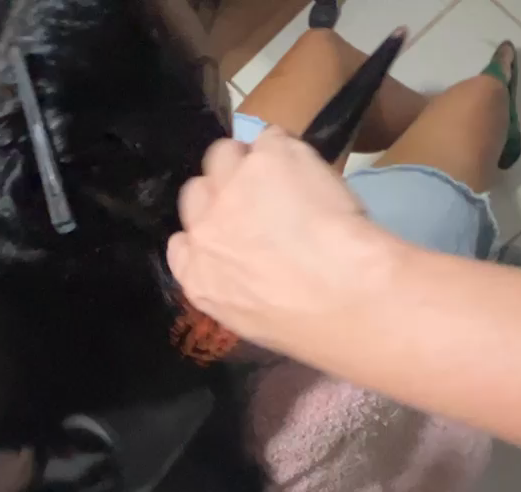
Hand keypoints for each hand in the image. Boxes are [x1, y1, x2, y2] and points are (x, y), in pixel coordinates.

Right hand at [166, 128, 401, 353]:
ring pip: (224, 154)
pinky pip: (271, 138)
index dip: (207, 230)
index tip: (231, 234)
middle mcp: (204, 230)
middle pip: (196, 191)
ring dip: (248, 162)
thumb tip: (244, 268)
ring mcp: (232, 187)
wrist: (339, 294)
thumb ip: (230, 286)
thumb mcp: (249, 319)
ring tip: (282, 179)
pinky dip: (288, 150)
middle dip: (221, 193)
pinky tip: (309, 172)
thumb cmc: (304, 323)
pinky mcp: (267, 157)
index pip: (181, 241)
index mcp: (197, 277)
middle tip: (259, 202)